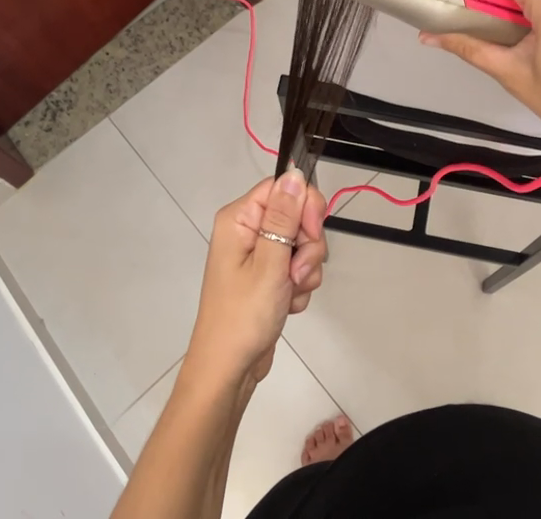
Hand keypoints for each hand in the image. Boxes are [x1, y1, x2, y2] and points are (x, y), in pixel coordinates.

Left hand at [184, 171, 328, 389]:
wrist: (229, 368)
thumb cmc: (244, 315)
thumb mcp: (269, 264)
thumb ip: (284, 217)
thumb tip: (293, 172)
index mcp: (239, 218)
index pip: (282, 187)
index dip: (304, 206)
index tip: (311, 233)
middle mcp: (247, 230)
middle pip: (297, 215)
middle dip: (307, 246)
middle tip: (296, 273)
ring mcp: (258, 254)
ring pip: (302, 244)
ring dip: (305, 270)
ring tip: (289, 294)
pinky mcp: (268, 276)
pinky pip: (297, 267)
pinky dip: (299, 286)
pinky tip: (288, 304)